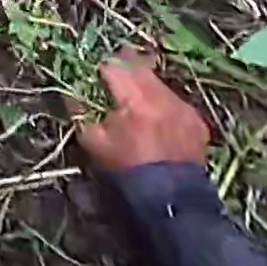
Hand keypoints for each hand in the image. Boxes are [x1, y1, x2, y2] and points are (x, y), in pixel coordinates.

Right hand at [78, 50, 209, 173]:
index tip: (95, 72)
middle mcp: (161, 98)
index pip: (114, 68)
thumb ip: (79, 113)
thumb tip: (70, 94)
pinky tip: (155, 112)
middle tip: (113, 65)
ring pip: (158, 81)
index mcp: (134, 100)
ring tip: (134, 91)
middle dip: (124, 63)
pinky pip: (175, 100)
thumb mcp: (93, 142)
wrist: (170, 201)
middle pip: (139, 67)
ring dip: (144, 81)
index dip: (101, 67)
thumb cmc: (126, 169)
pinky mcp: (196, 121)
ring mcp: (182, 108)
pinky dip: (162, 100)